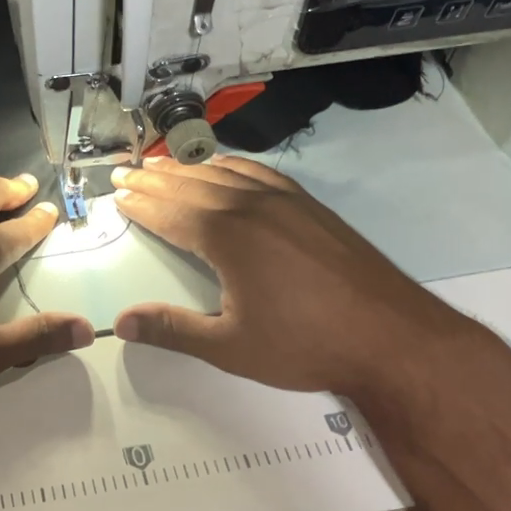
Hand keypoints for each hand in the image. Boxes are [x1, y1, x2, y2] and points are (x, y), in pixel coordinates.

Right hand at [109, 156, 490, 394]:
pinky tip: (225, 168)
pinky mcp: (312, 207)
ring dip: (188, 169)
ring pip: (225, 174)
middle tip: (125, 172)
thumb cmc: (306, 345)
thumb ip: (173, 330)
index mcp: (227, 237)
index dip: (141, 204)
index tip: (117, 194)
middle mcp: (252, 207)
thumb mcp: (230, 346)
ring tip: (162, 164)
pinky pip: (260, 174)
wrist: (394, 338)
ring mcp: (286, 202)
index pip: (170, 212)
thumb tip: (122, 322)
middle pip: (191, 186)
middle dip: (154, 179)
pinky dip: (232, 166)